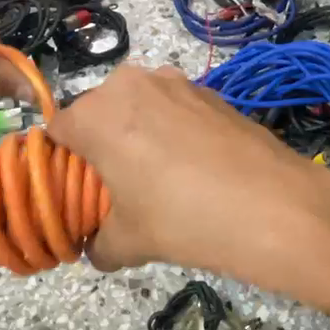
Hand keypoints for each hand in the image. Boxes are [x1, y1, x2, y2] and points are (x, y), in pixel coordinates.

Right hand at [46, 64, 329, 295]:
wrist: (272, 204)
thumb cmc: (183, 218)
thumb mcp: (128, 242)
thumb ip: (97, 243)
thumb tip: (95, 247)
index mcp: (96, 114)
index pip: (57, 131)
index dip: (60, 163)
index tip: (73, 191)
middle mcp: (130, 84)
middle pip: (98, 114)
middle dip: (100, 147)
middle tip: (116, 190)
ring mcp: (175, 82)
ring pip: (137, 108)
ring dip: (138, 136)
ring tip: (159, 181)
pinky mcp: (209, 91)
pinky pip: (172, 109)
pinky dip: (172, 132)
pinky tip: (194, 170)